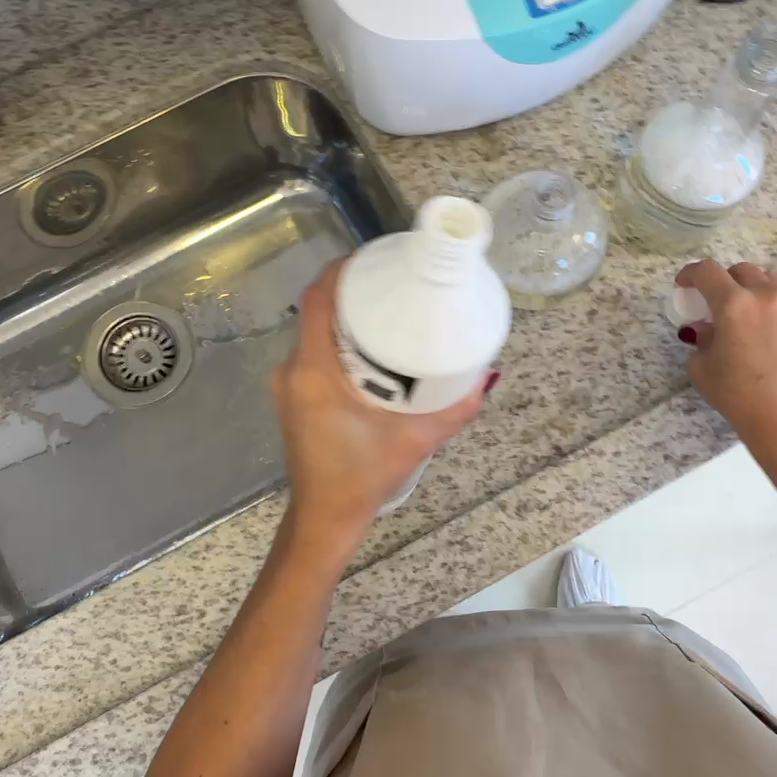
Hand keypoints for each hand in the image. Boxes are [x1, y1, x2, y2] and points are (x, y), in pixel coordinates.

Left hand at [272, 261, 488, 535]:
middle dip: (352, 291)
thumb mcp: (415, 441)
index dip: (342, 270)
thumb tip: (487, 374)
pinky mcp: (294, 397)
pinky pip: (312, 352)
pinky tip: (370, 347)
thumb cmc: (362, 478)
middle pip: (317, 311)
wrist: (324, 518)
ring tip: (387, 310)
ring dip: (345, 317)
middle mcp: (292, 370)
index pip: (318, 300)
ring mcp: (288, 385)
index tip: (375, 257)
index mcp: (313, 371)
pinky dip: (337, 341)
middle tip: (394, 283)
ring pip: (314, 332)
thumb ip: (455, 409)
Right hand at [673, 259, 776, 453]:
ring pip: (767, 280)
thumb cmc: (738, 396)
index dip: (690, 273)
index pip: (707, 272)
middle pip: (740, 271)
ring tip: (739, 311)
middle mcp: (765, 295)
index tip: (682, 284)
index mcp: (734, 304)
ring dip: (748, 287)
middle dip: (721, 280)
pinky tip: (760, 331)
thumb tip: (707, 331)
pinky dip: (767, 305)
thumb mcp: (703, 369)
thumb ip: (701, 341)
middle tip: (710, 302)